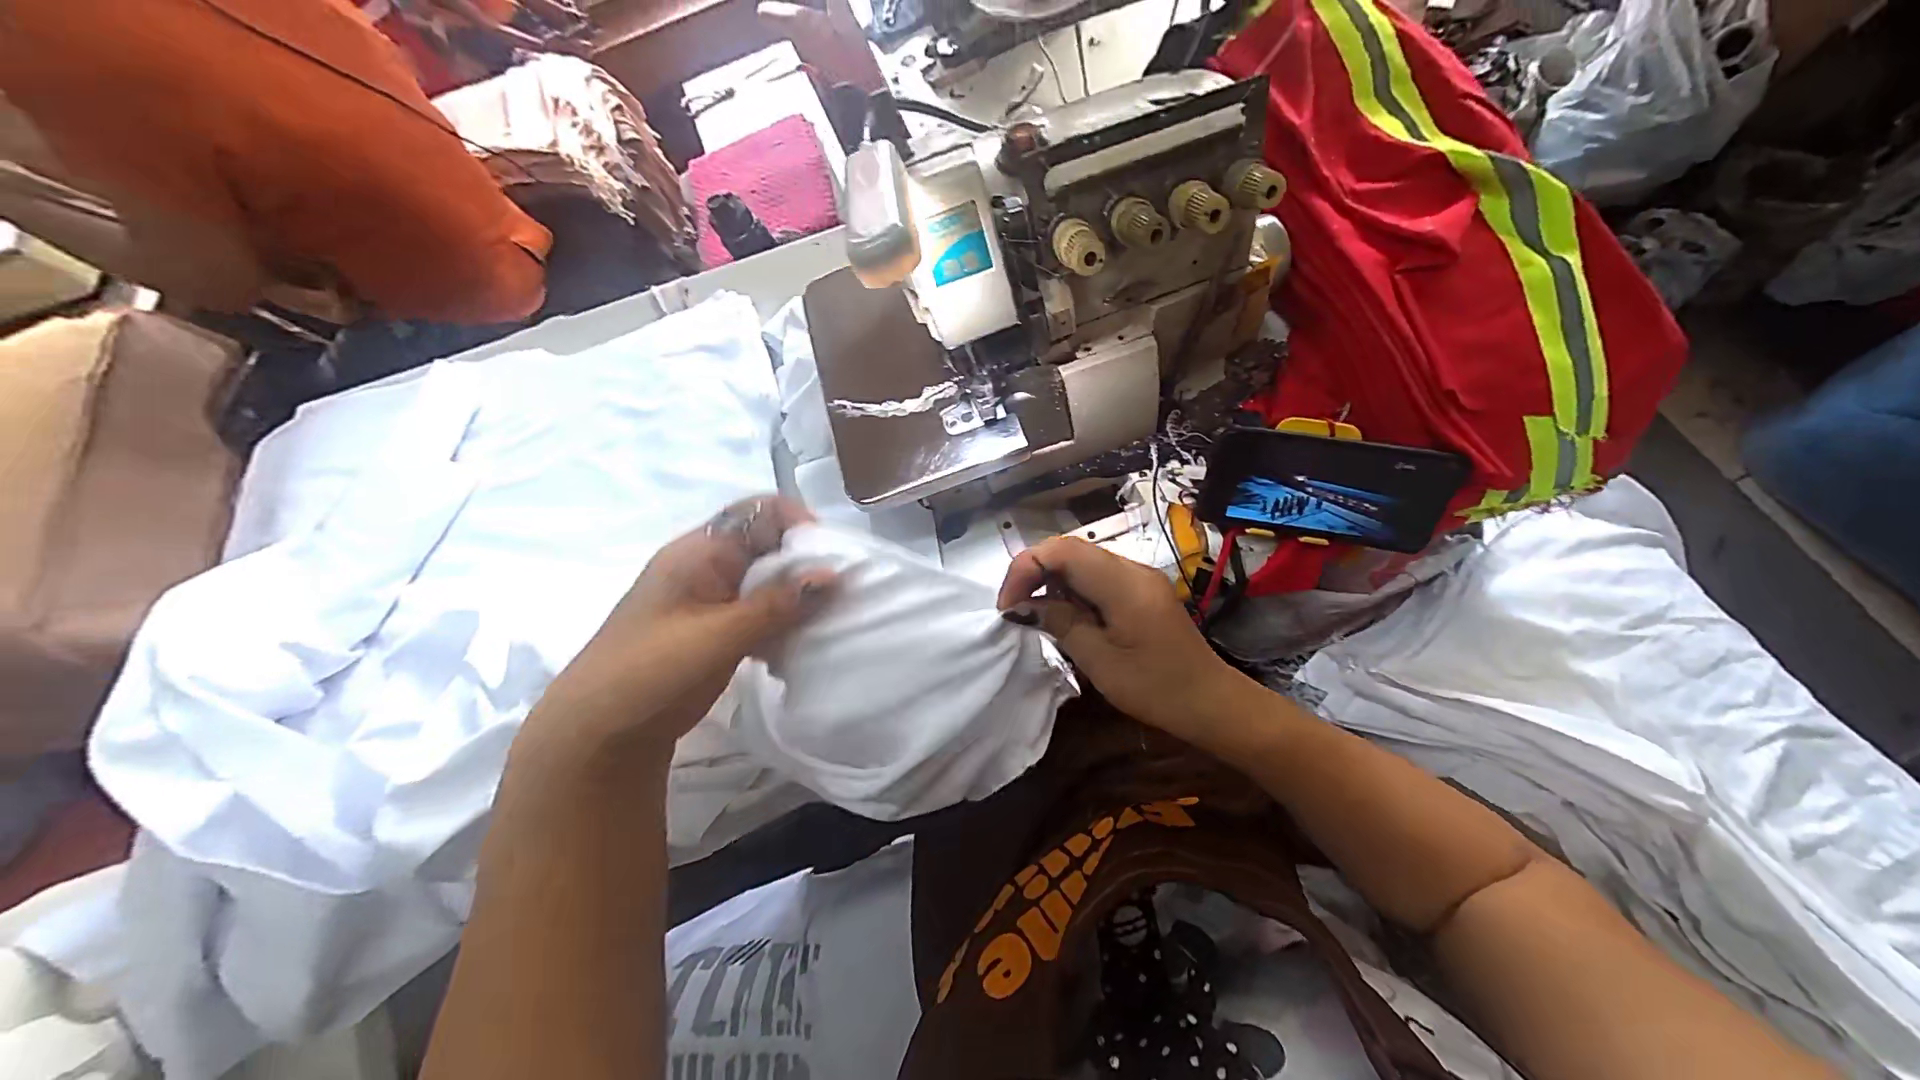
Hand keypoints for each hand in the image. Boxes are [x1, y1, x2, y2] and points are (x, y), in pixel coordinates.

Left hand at [525, 495, 834, 760]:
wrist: (598, 732)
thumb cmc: (650, 672)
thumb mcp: (717, 635)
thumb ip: (775, 604)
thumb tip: (832, 574)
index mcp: (700, 552)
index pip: (758, 512)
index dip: (798, 522)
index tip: (831, 555)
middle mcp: (709, 567)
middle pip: (769, 545)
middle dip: (807, 562)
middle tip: (842, 592)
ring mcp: (713, 600)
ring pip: (769, 582)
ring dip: (799, 596)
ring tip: (831, 617)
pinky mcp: (718, 631)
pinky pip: (762, 612)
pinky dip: (785, 621)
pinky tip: (804, 640)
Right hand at [997, 536, 1255, 740]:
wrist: (1211, 703)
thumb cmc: (1156, 688)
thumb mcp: (1099, 660)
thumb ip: (1060, 622)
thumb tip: (1024, 605)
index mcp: (1123, 582)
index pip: (1061, 550)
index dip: (1026, 569)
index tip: (1009, 606)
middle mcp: (1132, 569)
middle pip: (1070, 550)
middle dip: (1035, 573)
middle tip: (1016, 610)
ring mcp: (1140, 577)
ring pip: (1082, 561)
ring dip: (1052, 582)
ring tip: (1036, 616)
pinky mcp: (1142, 591)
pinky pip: (1098, 577)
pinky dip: (1073, 590)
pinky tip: (1066, 617)